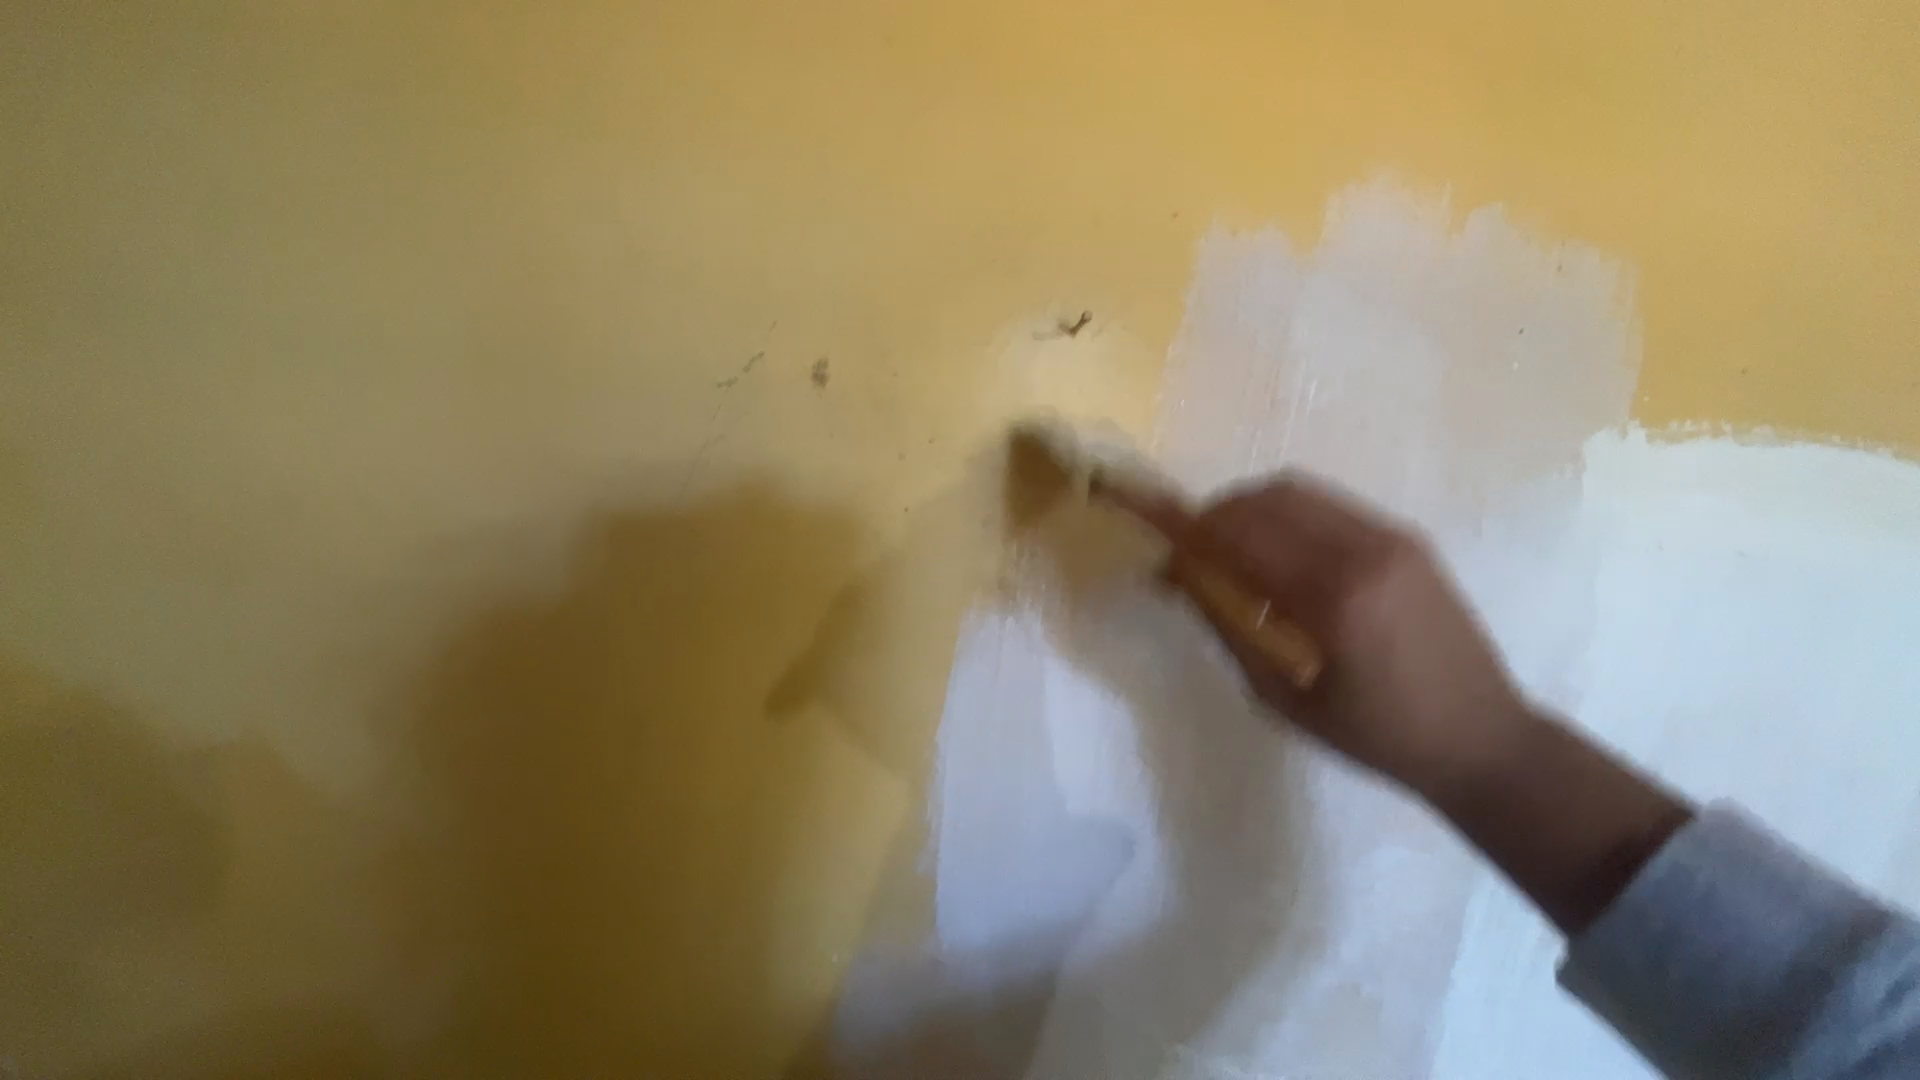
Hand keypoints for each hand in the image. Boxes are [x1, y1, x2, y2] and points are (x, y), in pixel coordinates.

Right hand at [1111, 472, 1532, 799]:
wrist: (1483, 739)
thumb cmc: (1374, 736)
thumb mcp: (1282, 696)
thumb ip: (1227, 627)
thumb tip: (1178, 579)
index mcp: (1332, 598)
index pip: (1237, 538)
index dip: (1182, 524)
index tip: (1140, 513)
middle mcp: (1364, 549)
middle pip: (1262, 500)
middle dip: (1210, 514)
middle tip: (1185, 549)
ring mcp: (1390, 536)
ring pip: (1294, 491)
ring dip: (1245, 510)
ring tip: (1225, 549)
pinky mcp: (1405, 537)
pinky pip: (1325, 505)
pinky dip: (1283, 516)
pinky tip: (1276, 555)